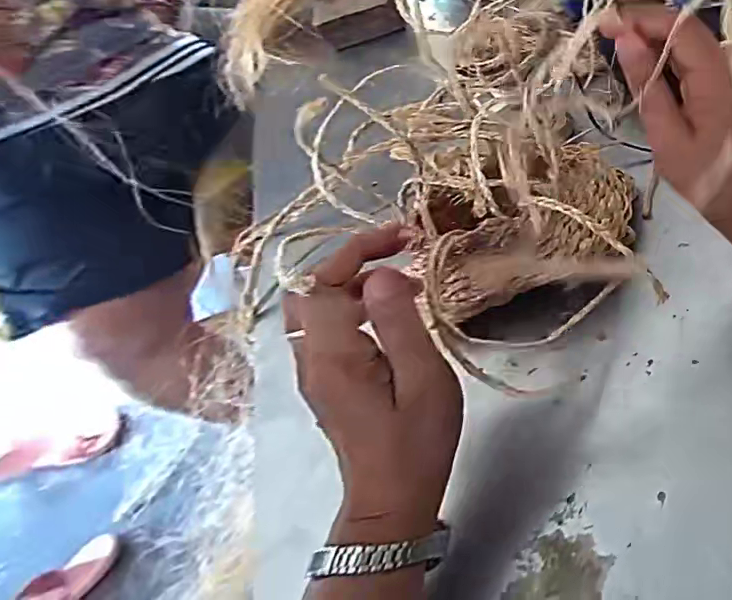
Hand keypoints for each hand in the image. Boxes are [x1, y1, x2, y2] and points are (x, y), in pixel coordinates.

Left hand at [287, 224, 462, 543]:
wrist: (392, 496)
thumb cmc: (417, 436)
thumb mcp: (422, 375)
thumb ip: (398, 321)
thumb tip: (381, 273)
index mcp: (333, 356)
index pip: (321, 282)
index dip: (358, 248)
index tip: (405, 235)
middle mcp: (312, 359)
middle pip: (309, 289)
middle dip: (352, 256)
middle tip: (404, 246)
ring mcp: (316, 370)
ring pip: (317, 305)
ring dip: (357, 277)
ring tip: (409, 274)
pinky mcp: (329, 378)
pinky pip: (331, 324)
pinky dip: (358, 300)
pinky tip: (398, 306)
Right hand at [599, 5, 731, 224]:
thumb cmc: (699, 172)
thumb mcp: (665, 134)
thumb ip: (646, 83)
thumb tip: (624, 38)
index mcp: (717, 77)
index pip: (680, 28)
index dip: (642, 18)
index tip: (605, 23)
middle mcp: (726, 63)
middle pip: (684, 23)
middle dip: (643, 19)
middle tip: (604, 27)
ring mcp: (725, 67)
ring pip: (686, 32)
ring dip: (650, 29)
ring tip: (613, 35)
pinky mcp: (719, 74)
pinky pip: (689, 47)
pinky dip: (662, 44)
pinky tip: (638, 52)